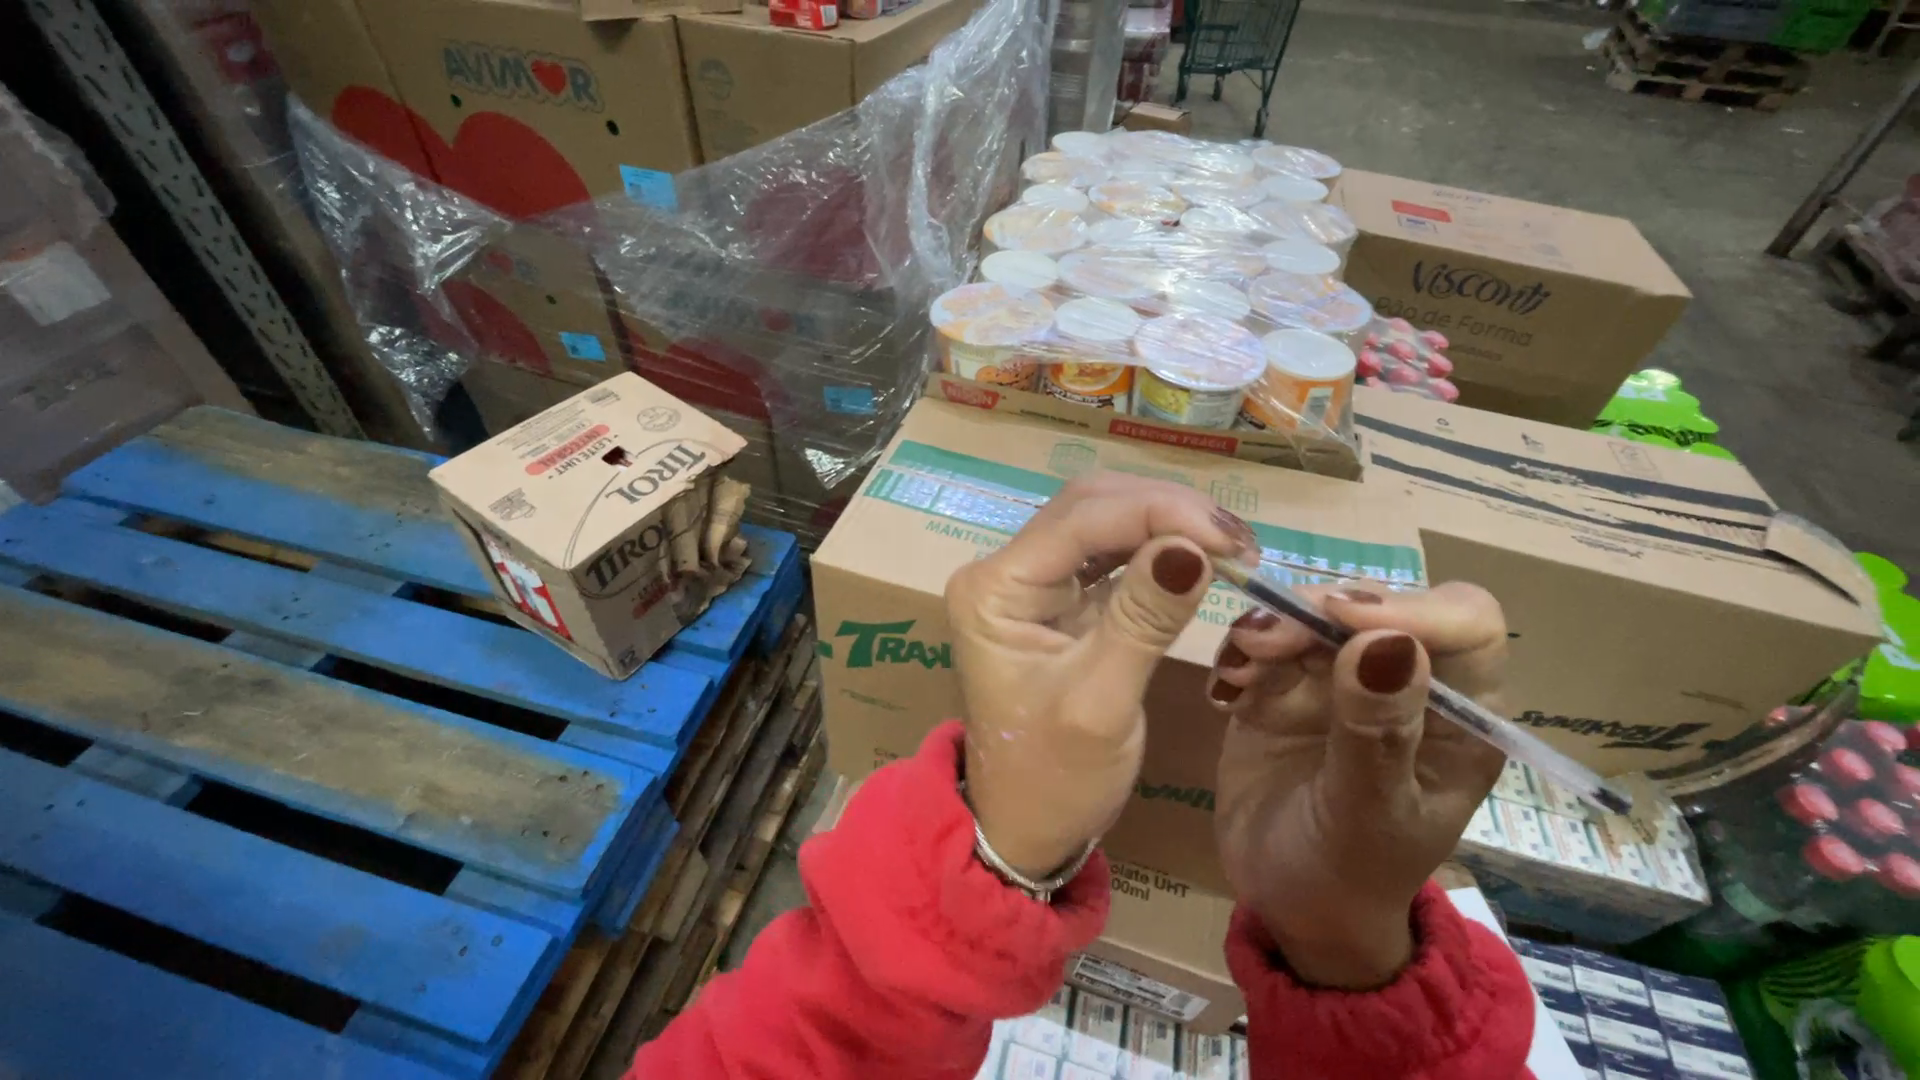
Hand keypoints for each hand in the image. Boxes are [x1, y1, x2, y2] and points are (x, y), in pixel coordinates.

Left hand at [944, 473, 1252, 880]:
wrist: (1027, 825)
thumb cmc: (1054, 777)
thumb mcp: (1101, 703)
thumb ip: (1144, 619)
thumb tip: (1197, 547)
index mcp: (993, 589)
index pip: (1079, 519)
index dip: (1158, 513)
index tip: (1230, 539)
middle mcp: (1004, 571)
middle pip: (1089, 506)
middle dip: (1166, 510)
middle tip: (1239, 541)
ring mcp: (1031, 582)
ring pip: (1103, 522)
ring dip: (1167, 524)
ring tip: (1233, 547)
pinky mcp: (1059, 599)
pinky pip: (1110, 555)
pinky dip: (1157, 551)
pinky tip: (1200, 558)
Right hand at [1210, 583, 1508, 987]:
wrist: (1286, 904)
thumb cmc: (1349, 875)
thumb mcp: (1369, 816)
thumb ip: (1376, 733)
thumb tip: (1383, 641)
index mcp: (1459, 715)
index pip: (1462, 625)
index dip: (1410, 607)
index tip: (1338, 618)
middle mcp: (1401, 684)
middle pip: (1369, 609)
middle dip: (1313, 612)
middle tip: (1258, 642)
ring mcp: (1335, 684)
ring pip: (1307, 618)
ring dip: (1266, 629)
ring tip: (1234, 671)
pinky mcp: (1279, 690)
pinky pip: (1258, 647)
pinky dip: (1236, 655)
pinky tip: (1221, 694)